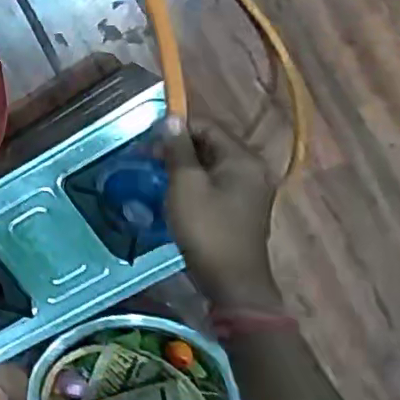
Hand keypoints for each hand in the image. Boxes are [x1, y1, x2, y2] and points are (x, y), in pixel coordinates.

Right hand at [162, 118, 283, 309]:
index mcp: (243, 160)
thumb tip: (171, 118)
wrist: (231, 280)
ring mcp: (249, 188)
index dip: (175, 128)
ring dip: (182, 162)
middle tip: (146, 156)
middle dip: (177, 145)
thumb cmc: (206, 228)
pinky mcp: (241, 205)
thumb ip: (178, 149)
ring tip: (155, 171)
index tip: (147, 140)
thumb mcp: (185, 184)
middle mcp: (252, 169)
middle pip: (210, 142)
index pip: (207, 126)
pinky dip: (193, 178)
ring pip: (210, 162)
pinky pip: (214, 179)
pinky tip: (173, 188)